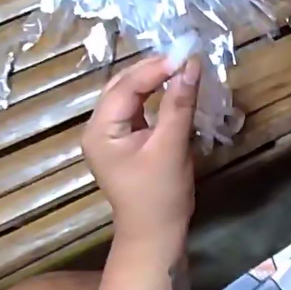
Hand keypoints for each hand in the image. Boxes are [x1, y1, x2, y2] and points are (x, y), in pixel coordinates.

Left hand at [83, 55, 201, 251]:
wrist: (156, 234)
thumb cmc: (160, 194)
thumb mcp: (171, 146)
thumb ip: (180, 104)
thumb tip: (191, 65)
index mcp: (100, 130)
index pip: (126, 86)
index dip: (156, 68)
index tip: (186, 55)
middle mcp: (98, 128)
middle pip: (124, 86)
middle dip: (153, 69)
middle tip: (184, 56)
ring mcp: (110, 134)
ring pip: (131, 95)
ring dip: (154, 79)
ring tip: (181, 66)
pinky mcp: (125, 141)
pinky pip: (138, 108)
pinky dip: (155, 95)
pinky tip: (173, 87)